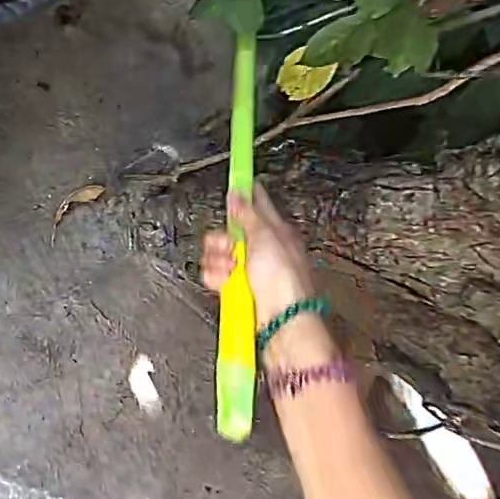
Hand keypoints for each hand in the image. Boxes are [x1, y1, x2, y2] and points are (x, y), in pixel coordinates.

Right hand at [200, 182, 317, 325]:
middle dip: (223, 238)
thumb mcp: (265, 237)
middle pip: (230, 230)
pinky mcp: (237, 288)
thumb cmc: (284, 281)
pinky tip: (223, 281)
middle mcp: (261, 250)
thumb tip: (237, 193)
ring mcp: (248, 270)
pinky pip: (215, 274)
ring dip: (218, 260)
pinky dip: (215, 277)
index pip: (257, 204)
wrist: (282, 322)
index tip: (236, 176)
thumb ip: (246, 214)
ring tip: (229, 270)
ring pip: (219, 253)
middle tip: (230, 247)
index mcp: (274, 233)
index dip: (245, 192)